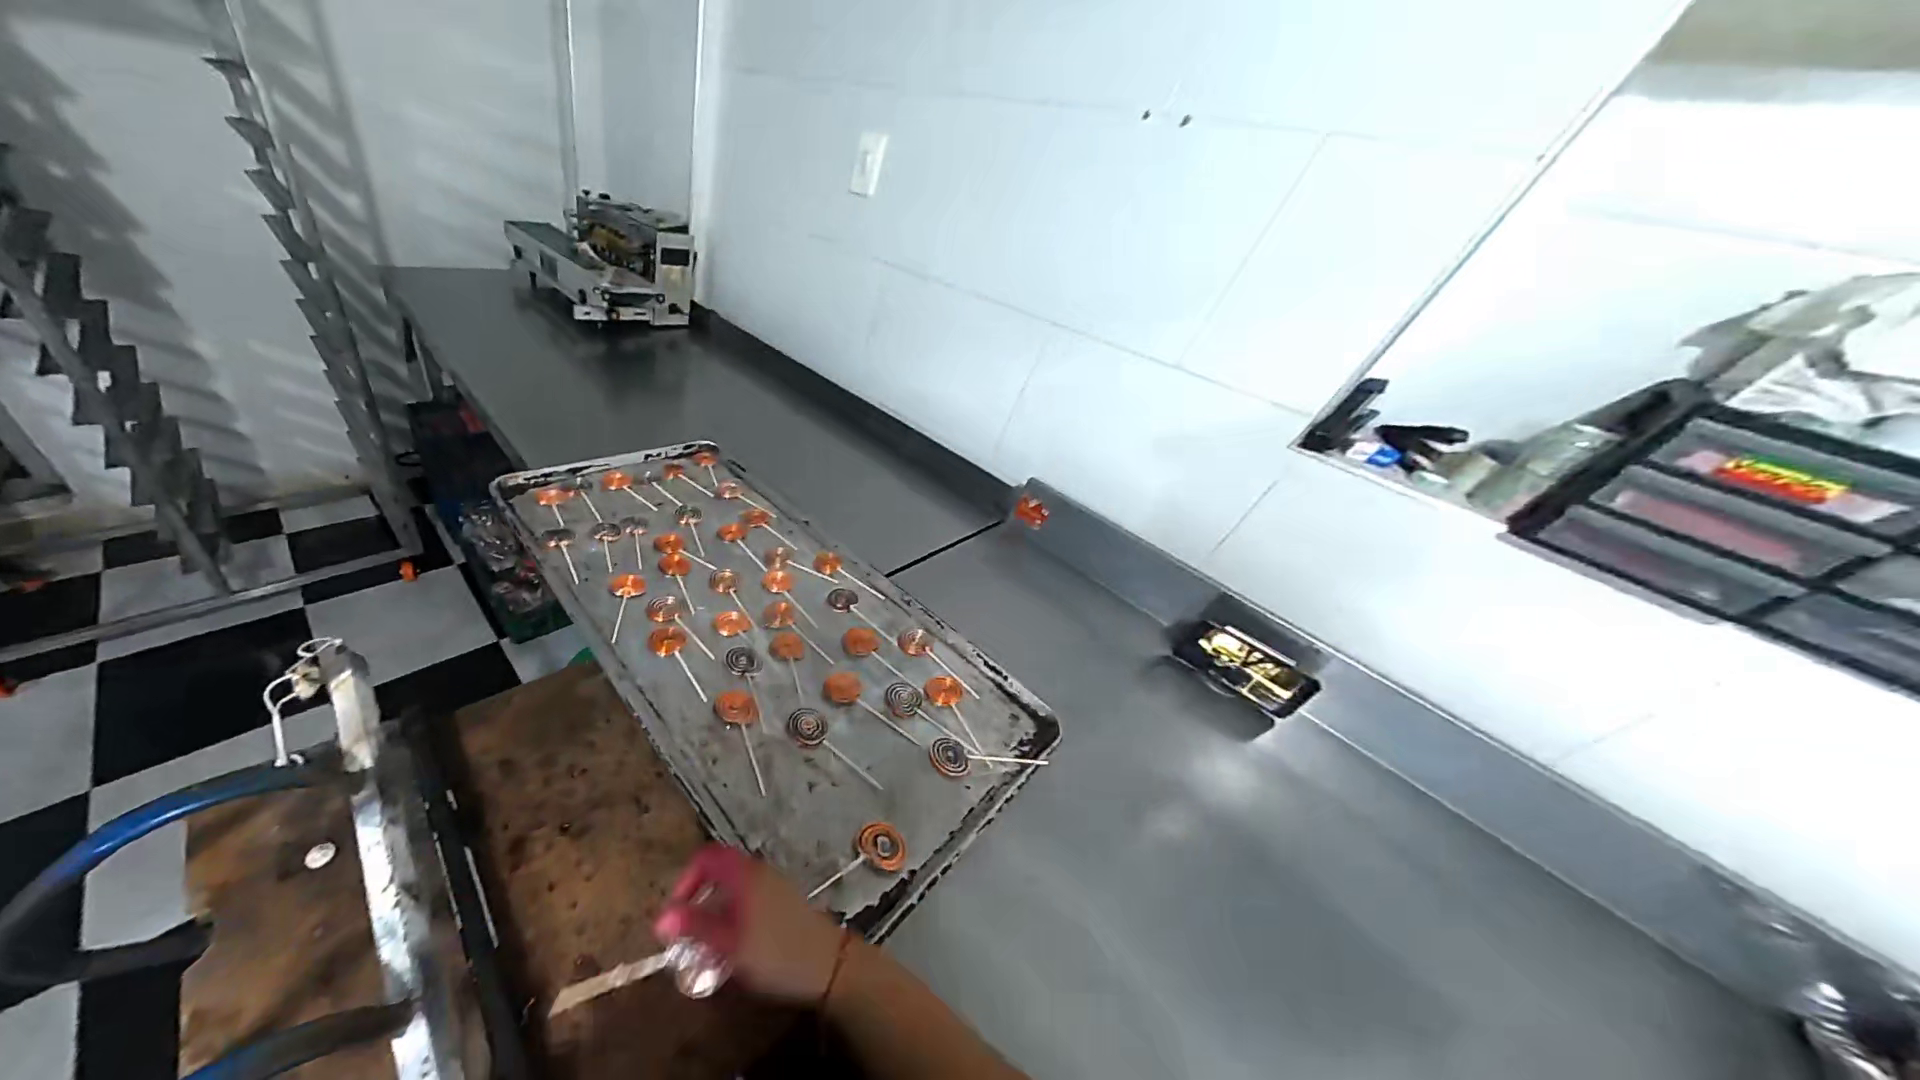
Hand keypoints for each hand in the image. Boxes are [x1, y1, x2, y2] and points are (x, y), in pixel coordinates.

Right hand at [654, 845, 846, 1001]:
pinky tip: (731, 948)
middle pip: (718, 872)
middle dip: (697, 901)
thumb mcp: (730, 945)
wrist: (828, 964)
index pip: (707, 856)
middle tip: (686, 936)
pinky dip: (732, 918)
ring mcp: (774, 886)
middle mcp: (760, 872)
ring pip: (733, 889)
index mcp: (746, 874)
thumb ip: (696, 928)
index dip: (685, 879)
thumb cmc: (776, 953)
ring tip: (706, 948)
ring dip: (714, 913)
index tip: (675, 913)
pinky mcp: (783, 902)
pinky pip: (748, 901)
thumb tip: (661, 917)